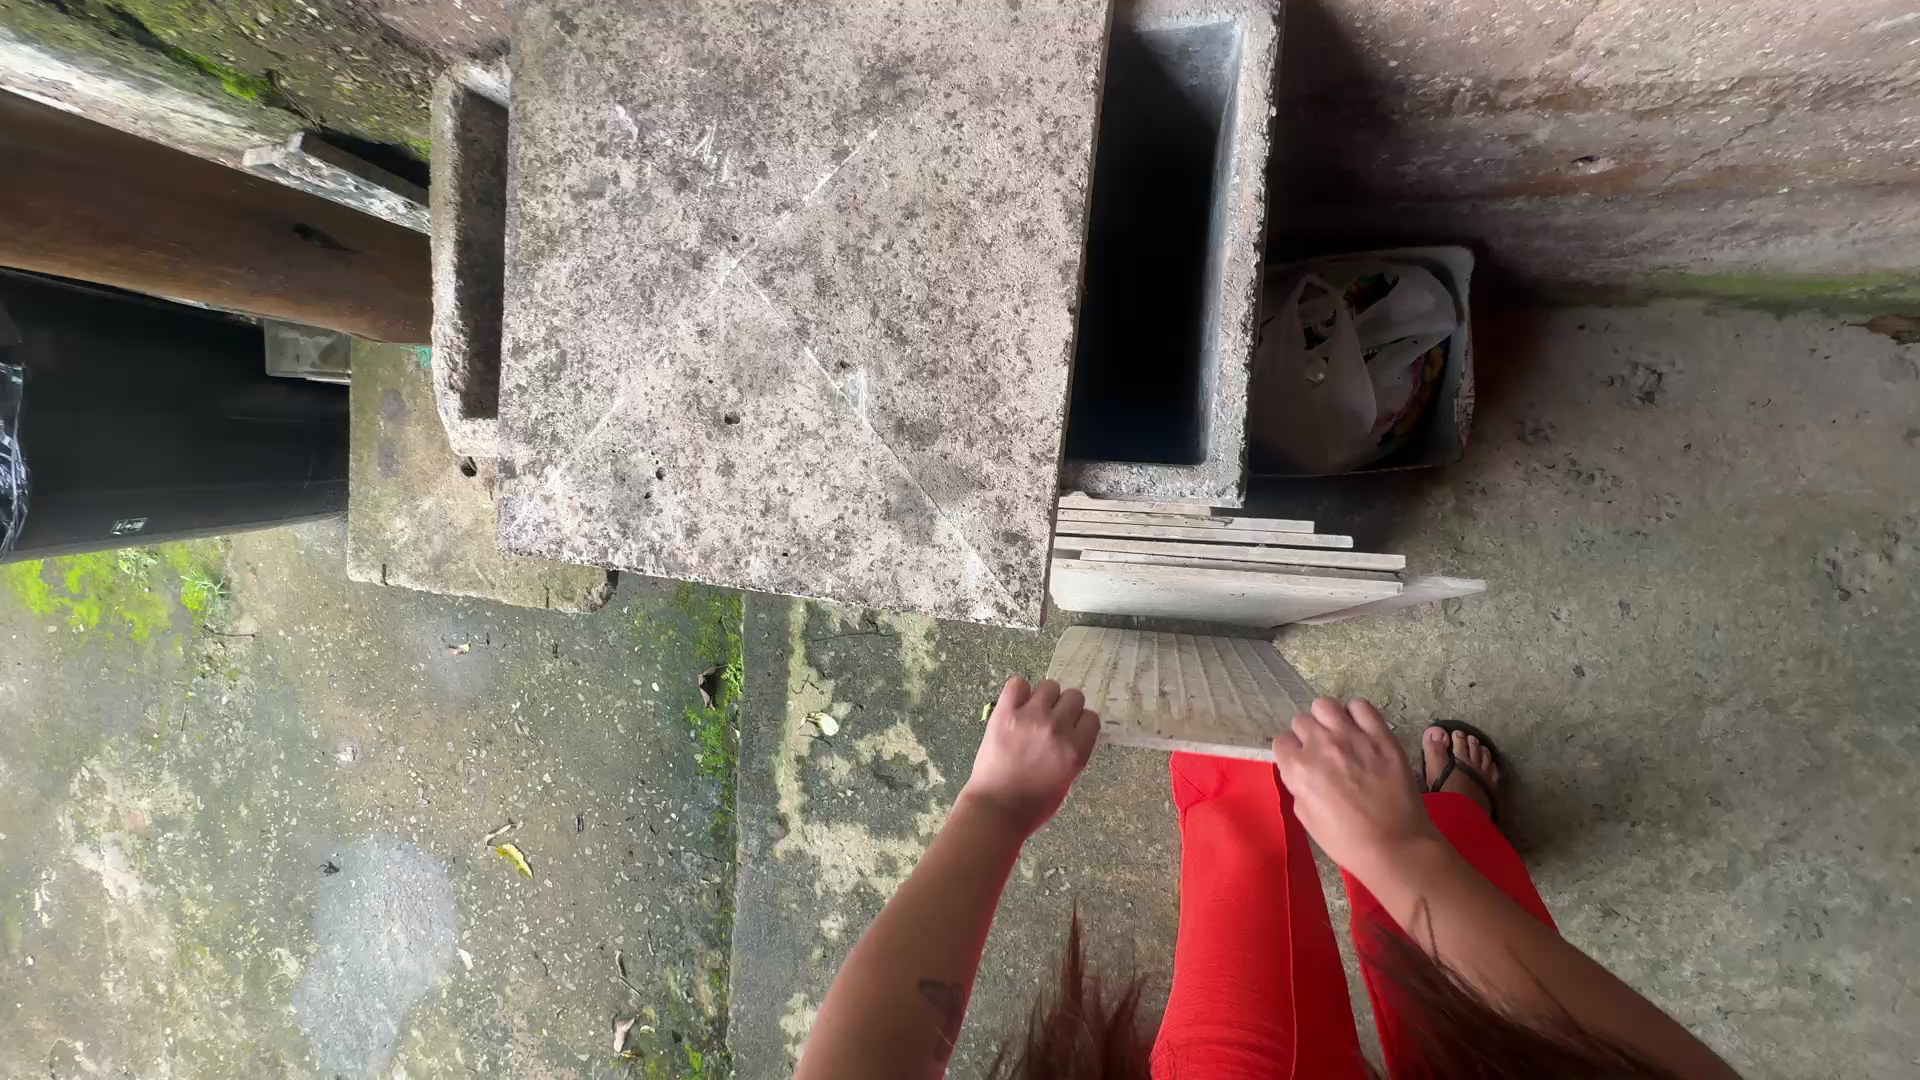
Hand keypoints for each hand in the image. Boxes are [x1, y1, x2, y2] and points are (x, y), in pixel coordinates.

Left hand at [959, 676, 1099, 838]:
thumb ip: (1073, 751)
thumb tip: (1071, 730)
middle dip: (1065, 707)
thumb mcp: (1067, 778)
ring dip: (1044, 698)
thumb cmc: (1034, 803)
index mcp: (1076, 749)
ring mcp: (1031, 717)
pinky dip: (1018, 691)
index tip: (1071, 729)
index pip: (1091, 717)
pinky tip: (1015, 706)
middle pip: (1074, 696)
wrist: (997, 808)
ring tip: (1032, 712)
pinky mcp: (1005, 712)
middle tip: (1051, 720)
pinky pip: (1018, 683)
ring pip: (1049, 686)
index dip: (1080, 723)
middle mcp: (1057, 728)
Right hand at [1272, 697, 1442, 881]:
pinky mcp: (1381, 737)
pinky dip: (1357, 714)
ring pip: (1324, 705)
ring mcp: (1352, 738)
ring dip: (1327, 719)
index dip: (1292, 753)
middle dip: (1308, 736)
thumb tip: (1300, 769)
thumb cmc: (1346, 841)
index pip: (1281, 740)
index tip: (1304, 764)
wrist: (1397, 848)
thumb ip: (1296, 784)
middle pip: (1302, 721)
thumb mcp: (1305, 816)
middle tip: (1324, 753)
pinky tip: (1361, 730)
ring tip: (1339, 735)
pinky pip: (1361, 706)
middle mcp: (1320, 745)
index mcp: (1298, 768)